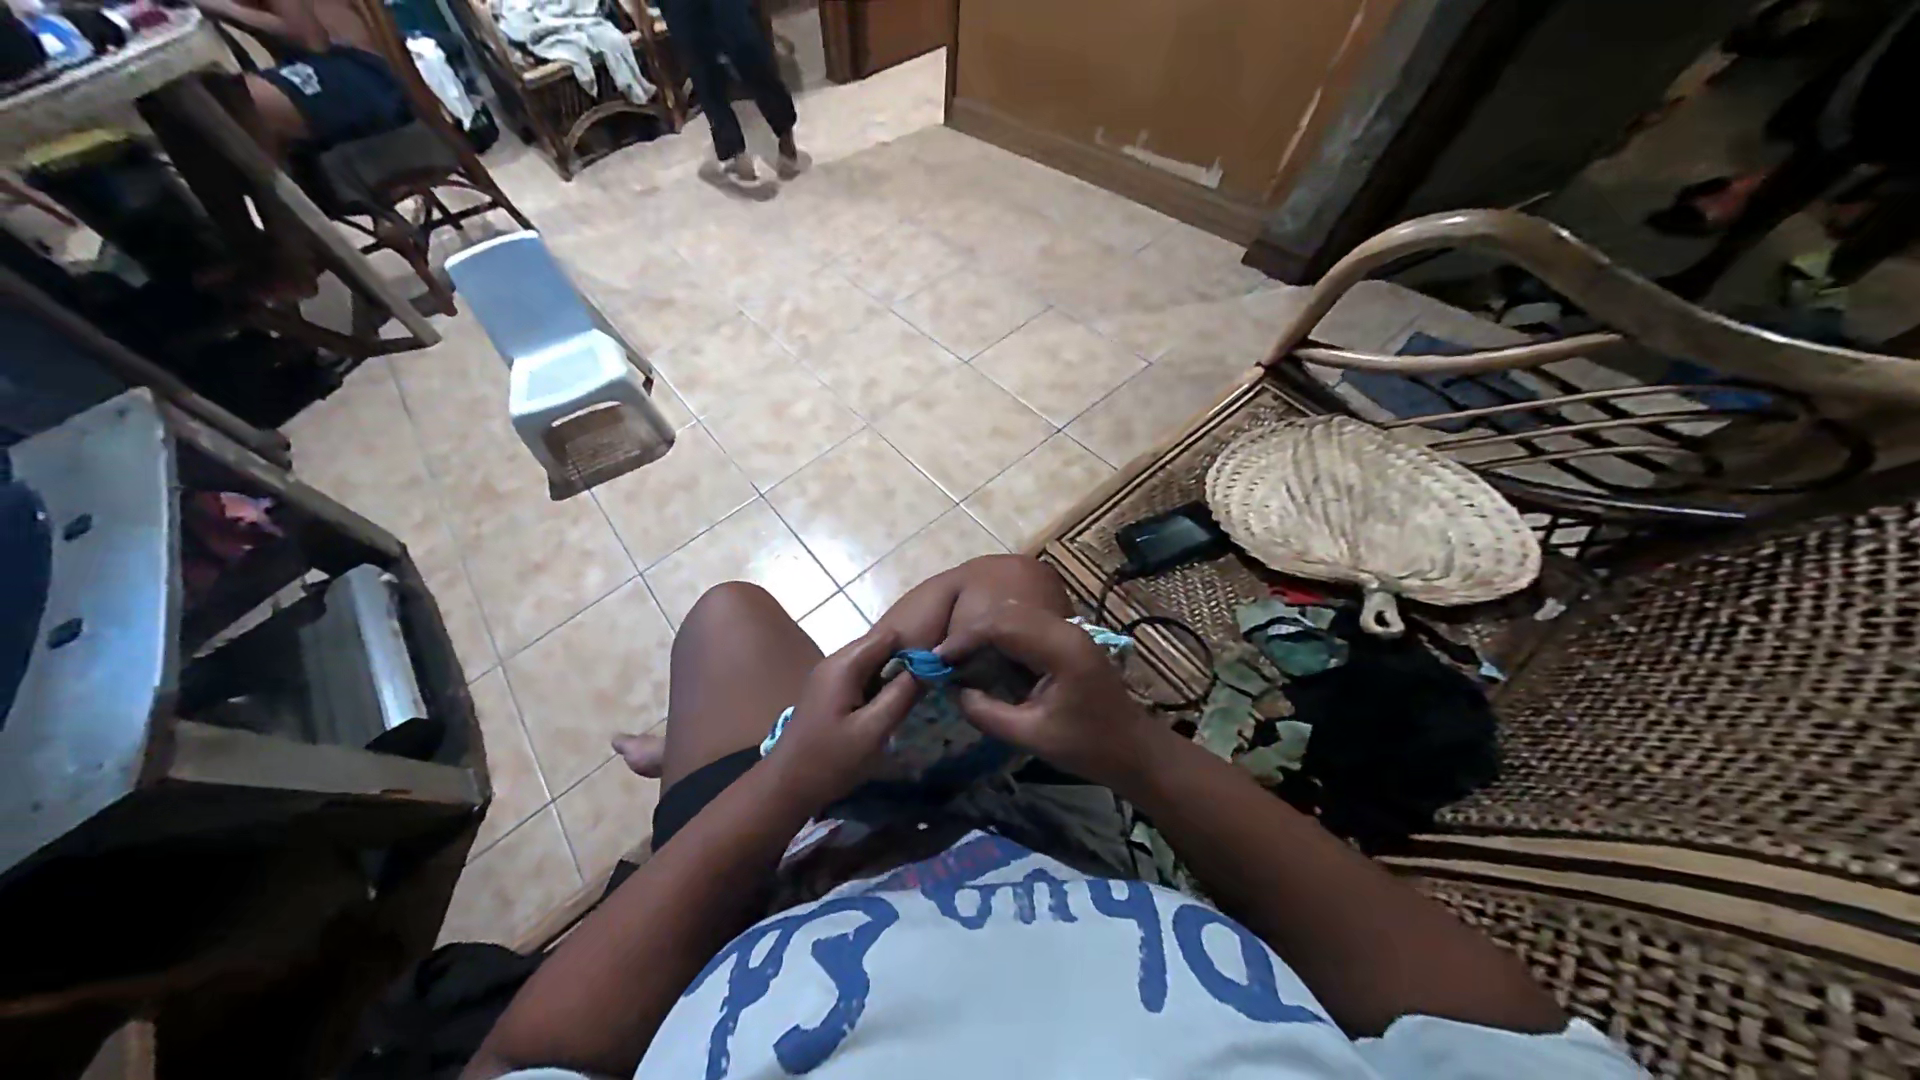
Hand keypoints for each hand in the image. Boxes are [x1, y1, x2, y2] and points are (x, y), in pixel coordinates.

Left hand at [761, 629, 920, 815]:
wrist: (786, 786)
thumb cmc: (830, 760)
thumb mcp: (872, 731)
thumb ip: (901, 695)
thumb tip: (928, 666)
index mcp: (844, 665)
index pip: (889, 637)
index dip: (913, 648)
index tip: (933, 671)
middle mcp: (834, 661)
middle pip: (879, 646)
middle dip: (903, 661)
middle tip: (926, 687)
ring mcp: (828, 675)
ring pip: (870, 662)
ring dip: (891, 675)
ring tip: (911, 697)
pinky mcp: (828, 690)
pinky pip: (860, 676)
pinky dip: (877, 685)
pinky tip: (887, 707)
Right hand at [936, 600, 1160, 791]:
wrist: (1134, 749)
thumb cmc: (1087, 746)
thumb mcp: (1031, 736)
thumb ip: (987, 713)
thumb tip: (955, 691)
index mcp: (1060, 649)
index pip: (1001, 626)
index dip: (965, 639)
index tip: (938, 660)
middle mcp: (1065, 629)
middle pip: (1007, 613)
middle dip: (971, 632)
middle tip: (944, 658)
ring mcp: (1069, 631)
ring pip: (1016, 614)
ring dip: (985, 631)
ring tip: (960, 656)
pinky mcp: (1067, 639)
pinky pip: (1027, 625)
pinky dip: (1001, 636)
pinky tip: (986, 656)